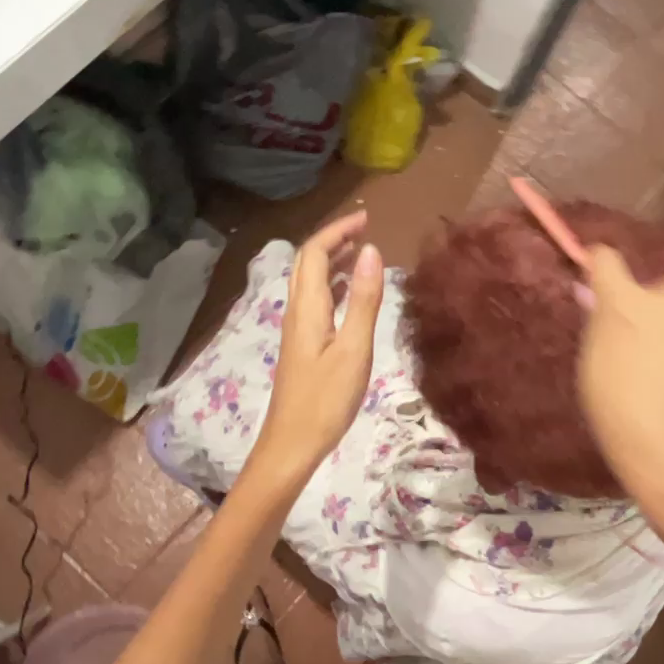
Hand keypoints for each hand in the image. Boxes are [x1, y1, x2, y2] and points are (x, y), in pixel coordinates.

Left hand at [247, 213, 384, 484]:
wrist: (291, 444)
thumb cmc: (325, 400)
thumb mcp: (354, 350)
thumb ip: (364, 300)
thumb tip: (372, 251)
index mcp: (308, 307)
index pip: (316, 252)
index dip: (338, 231)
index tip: (366, 219)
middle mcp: (297, 312)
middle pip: (307, 262)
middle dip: (333, 240)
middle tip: (364, 230)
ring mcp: (297, 330)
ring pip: (310, 282)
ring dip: (333, 262)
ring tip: (362, 254)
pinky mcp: (302, 347)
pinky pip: (315, 302)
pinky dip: (333, 287)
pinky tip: (351, 295)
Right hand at [577, 246, 663, 571]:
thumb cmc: (630, 432)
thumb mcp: (593, 382)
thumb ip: (596, 329)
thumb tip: (592, 294)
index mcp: (627, 305)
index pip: (606, 260)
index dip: (600, 269)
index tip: (598, 287)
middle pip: (657, 292)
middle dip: (651, 315)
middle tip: (650, 361)